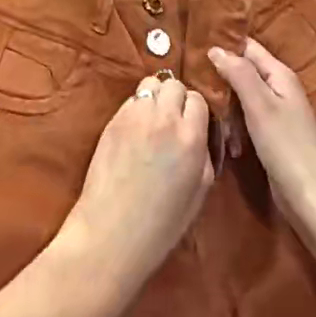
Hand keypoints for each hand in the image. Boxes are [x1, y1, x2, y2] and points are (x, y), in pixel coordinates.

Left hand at [54, 75, 213, 290]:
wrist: (112, 232)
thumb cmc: (161, 224)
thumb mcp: (199, 191)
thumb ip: (203, 153)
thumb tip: (199, 134)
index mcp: (191, 137)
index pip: (198, 99)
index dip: (196, 111)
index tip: (192, 125)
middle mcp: (164, 118)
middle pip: (174, 84)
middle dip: (176, 98)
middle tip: (172, 120)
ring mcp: (135, 116)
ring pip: (150, 84)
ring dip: (155, 96)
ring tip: (153, 119)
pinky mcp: (113, 120)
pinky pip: (130, 100)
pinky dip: (136, 107)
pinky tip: (134, 130)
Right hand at [209, 39, 315, 225]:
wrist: (311, 199)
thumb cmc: (286, 147)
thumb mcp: (259, 105)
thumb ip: (239, 73)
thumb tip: (215, 48)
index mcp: (280, 74)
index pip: (247, 46)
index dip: (223, 44)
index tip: (193, 47)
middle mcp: (279, 88)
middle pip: (243, 70)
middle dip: (220, 74)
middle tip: (190, 80)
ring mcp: (276, 112)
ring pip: (242, 94)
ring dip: (224, 101)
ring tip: (202, 108)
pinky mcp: (271, 134)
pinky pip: (246, 116)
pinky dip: (233, 122)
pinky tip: (222, 135)